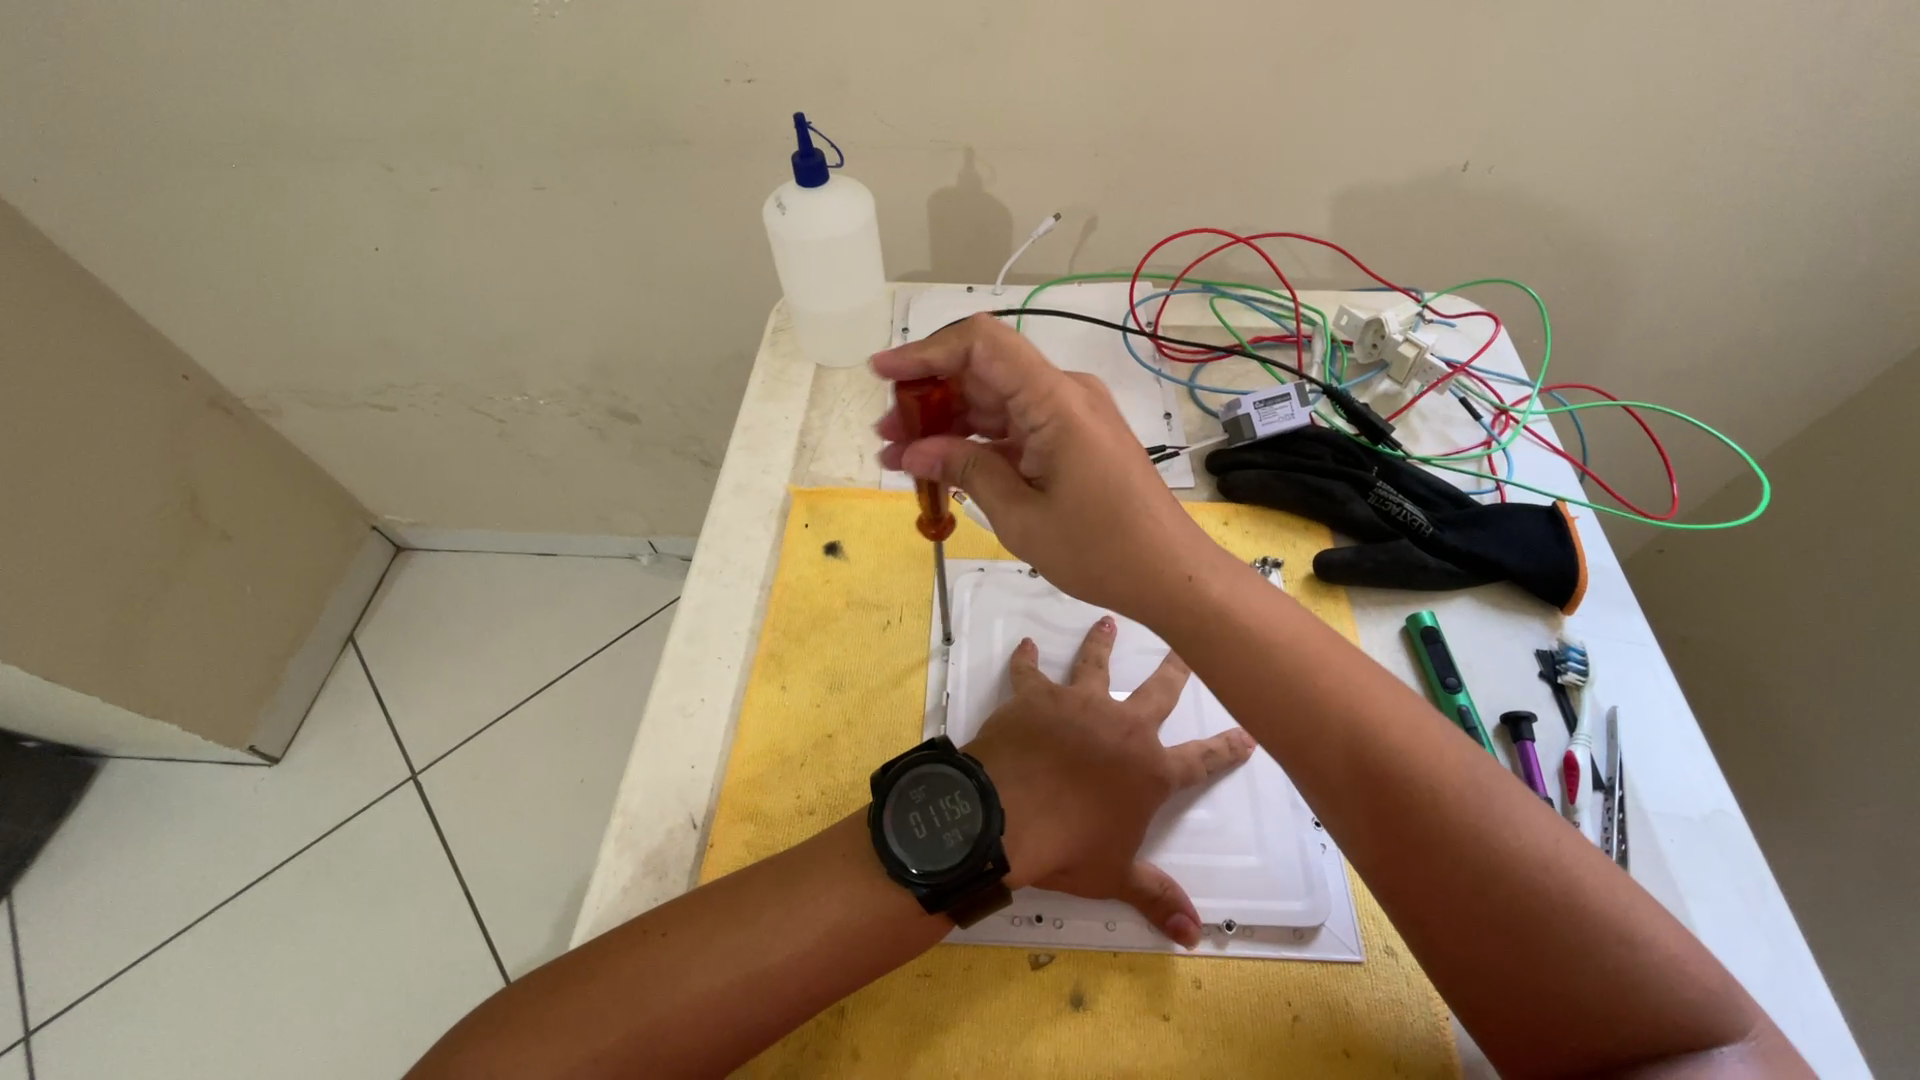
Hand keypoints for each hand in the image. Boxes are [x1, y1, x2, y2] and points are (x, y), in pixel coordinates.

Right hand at [873, 314, 1217, 622]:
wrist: (1170, 574)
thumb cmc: (1100, 551)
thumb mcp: (1020, 516)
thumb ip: (966, 472)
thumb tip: (913, 451)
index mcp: (1055, 401)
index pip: (981, 344)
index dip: (925, 352)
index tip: (882, 374)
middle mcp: (1065, 393)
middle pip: (984, 371)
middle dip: (929, 396)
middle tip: (885, 434)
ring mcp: (1072, 415)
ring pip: (997, 400)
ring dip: (949, 422)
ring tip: (901, 456)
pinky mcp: (1075, 438)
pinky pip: (1017, 425)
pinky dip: (979, 442)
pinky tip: (944, 466)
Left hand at [962, 616, 1255, 947]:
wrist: (1006, 816)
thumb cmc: (1067, 847)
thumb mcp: (1116, 877)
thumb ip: (1156, 898)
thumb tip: (1195, 938)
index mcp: (1149, 771)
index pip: (1201, 760)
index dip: (1227, 749)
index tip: (1248, 732)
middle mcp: (1122, 727)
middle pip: (1158, 692)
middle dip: (1176, 669)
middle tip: (1188, 645)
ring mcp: (1078, 705)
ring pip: (1096, 665)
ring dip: (1102, 643)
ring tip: (1107, 620)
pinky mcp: (1036, 698)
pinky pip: (1030, 673)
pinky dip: (1026, 660)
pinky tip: (1023, 645)